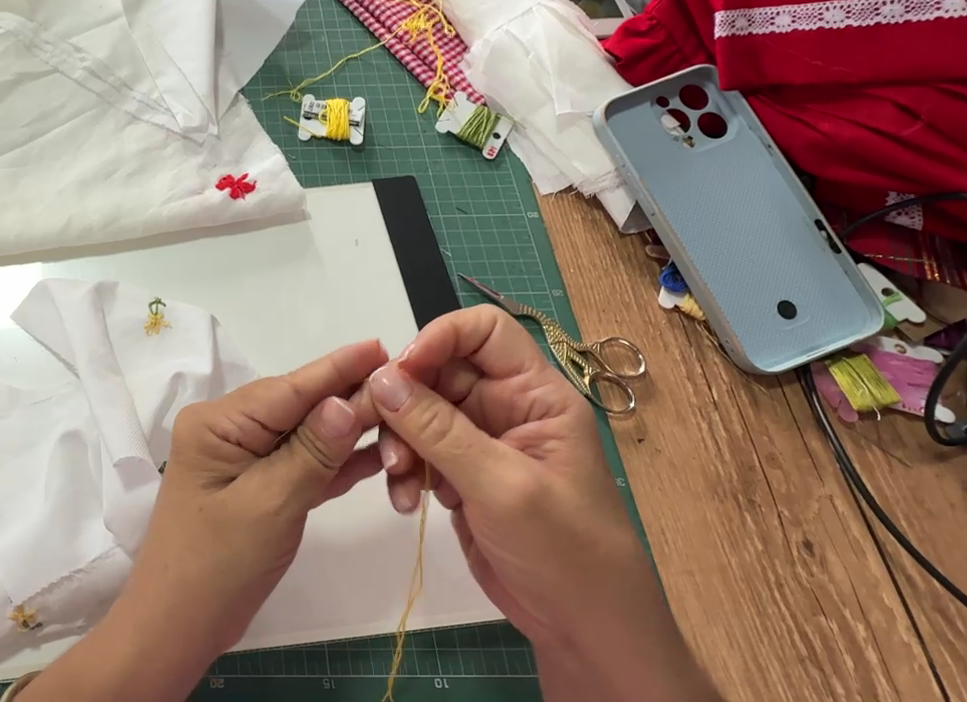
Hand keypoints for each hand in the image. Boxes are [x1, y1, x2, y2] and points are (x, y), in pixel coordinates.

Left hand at [20, 338, 387, 701]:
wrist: (178, 628)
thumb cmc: (217, 565)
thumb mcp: (269, 504)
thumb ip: (310, 452)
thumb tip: (346, 400)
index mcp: (217, 422)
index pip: (288, 388)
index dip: (337, 368)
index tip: (381, 345)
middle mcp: (228, 429)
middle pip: (299, 406)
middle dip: (350, 400)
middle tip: (406, 389)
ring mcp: (242, 457)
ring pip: (305, 434)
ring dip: (349, 432)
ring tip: (400, 417)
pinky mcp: (257, 485)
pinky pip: (302, 463)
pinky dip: (336, 462)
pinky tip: (376, 453)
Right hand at [367, 307, 719, 701]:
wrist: (586, 633)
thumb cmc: (565, 551)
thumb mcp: (502, 485)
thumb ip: (438, 428)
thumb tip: (381, 377)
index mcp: (536, 394)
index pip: (483, 332)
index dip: (439, 338)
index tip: (400, 370)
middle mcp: (507, 407)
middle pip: (440, 371)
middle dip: (406, 400)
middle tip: (384, 437)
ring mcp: (483, 442)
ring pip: (420, 410)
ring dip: (401, 440)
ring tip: (398, 480)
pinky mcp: (463, 475)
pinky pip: (419, 450)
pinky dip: (404, 469)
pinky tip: (404, 500)